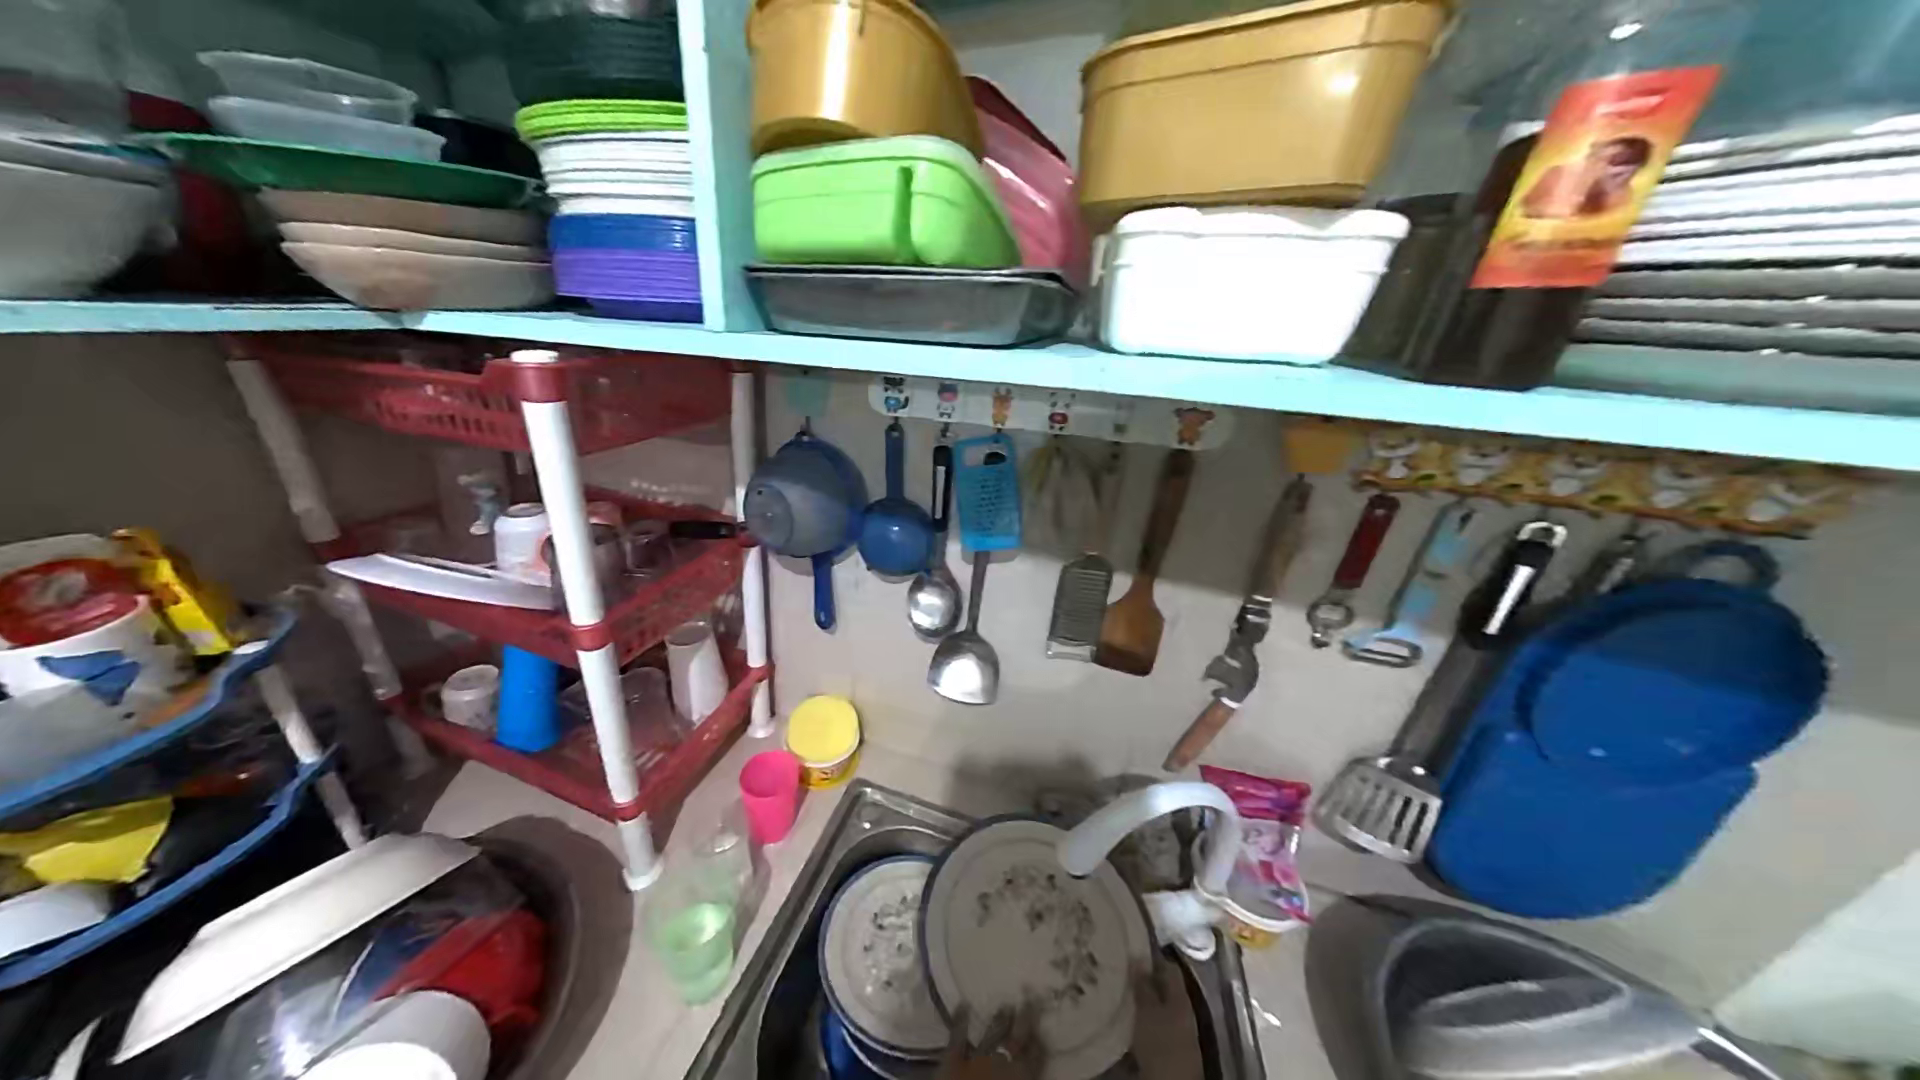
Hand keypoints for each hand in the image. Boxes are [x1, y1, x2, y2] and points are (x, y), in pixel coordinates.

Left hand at [936, 1004, 1045, 1079]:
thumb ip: (1028, 1079)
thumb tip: (1034, 1075)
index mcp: (1022, 1077)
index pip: (1036, 1056)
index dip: (1039, 1042)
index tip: (1042, 1029)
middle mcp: (1002, 1063)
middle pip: (1017, 1036)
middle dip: (1025, 1018)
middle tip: (1030, 998)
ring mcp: (976, 1059)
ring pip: (992, 1033)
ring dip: (1000, 1019)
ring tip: (1005, 1005)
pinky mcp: (951, 1060)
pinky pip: (957, 1036)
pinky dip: (960, 1019)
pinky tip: (964, 1003)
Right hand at [1130, 957, 1201, 1079]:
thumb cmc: (1161, 1044)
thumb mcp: (1148, 1011)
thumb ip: (1143, 985)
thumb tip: (1139, 958)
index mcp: (1181, 998)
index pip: (1169, 967)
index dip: (1152, 958)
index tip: (1130, 951)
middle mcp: (1182, 1011)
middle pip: (1162, 987)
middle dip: (1142, 980)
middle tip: (1118, 972)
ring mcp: (1177, 1030)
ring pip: (1156, 1006)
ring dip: (1139, 1001)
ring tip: (1116, 994)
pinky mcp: (1168, 1047)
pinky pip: (1152, 1024)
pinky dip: (1139, 1019)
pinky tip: (1123, 1019)